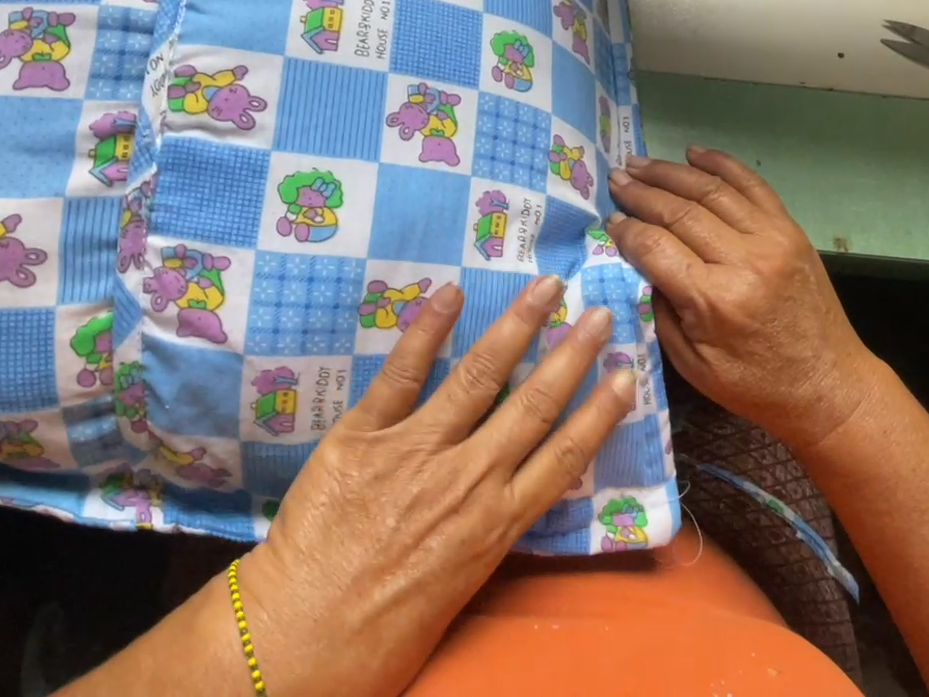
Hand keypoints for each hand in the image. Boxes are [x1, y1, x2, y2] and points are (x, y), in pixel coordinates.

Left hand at [235, 276, 635, 696]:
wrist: (301, 641)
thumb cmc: (385, 630)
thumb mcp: (462, 584)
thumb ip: (489, 527)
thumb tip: (512, 485)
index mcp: (496, 523)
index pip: (565, 455)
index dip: (601, 412)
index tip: (627, 374)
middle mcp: (468, 479)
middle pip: (534, 404)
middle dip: (572, 354)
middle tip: (600, 312)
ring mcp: (415, 452)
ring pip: (479, 376)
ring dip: (517, 326)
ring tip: (546, 288)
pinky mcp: (363, 437)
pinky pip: (401, 376)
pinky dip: (426, 331)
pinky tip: (450, 293)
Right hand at [607, 147, 873, 450]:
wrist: (828, 385)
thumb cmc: (754, 384)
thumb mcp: (692, 364)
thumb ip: (659, 311)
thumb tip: (636, 263)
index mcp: (714, 299)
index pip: (655, 246)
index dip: (626, 229)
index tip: (608, 219)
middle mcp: (743, 259)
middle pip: (679, 211)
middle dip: (641, 192)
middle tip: (615, 178)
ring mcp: (772, 238)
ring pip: (711, 190)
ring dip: (671, 172)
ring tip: (640, 162)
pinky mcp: (790, 230)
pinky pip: (752, 185)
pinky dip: (721, 164)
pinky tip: (694, 153)